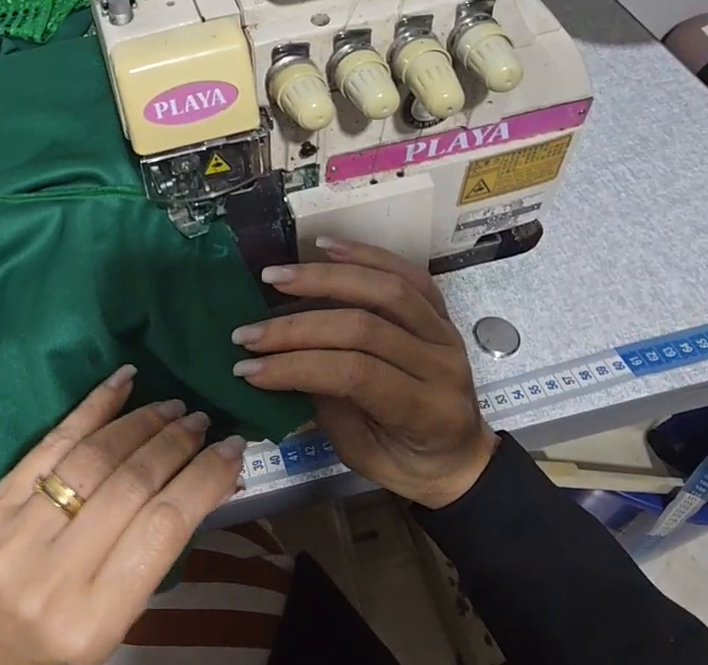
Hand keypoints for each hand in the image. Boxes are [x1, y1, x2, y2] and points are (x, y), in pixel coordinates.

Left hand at [0, 366, 248, 664]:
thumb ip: (148, 558)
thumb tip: (201, 485)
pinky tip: (122, 382)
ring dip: (140, 422)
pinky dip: (92, 407)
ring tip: (172, 407)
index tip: (233, 450)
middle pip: (131, 484)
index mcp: (93, 618)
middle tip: (202, 422)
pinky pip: (51, 442)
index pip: (163, 527)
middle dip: (175, 444)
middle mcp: (53, 571)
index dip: (203, 478)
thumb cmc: (51, 657)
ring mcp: (16, 531)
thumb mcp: (110, 628)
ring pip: (93, 457)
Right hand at [229, 237, 496, 509]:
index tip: (247, 368)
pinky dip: (364, 254)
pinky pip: (405, 273)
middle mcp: (442, 363)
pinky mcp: (441, 310)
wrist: (459, 456)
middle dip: (297, 327)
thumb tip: (277, 361)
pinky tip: (325, 246)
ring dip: (323, 278)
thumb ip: (328, 404)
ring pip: (385, 289)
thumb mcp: (363, 452)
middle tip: (248, 331)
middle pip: (364, 327)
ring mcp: (445, 331)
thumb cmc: (407, 462)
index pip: (356, 374)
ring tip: (276, 277)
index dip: (297, 366)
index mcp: (426, 411)